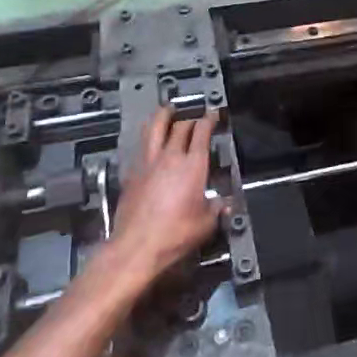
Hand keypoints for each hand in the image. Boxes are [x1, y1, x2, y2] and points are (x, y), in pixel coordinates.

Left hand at [109, 106, 224, 283]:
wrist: (137, 246)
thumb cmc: (175, 234)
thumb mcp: (206, 223)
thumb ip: (217, 209)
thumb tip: (224, 205)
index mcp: (193, 165)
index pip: (201, 132)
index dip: (209, 119)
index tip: (212, 114)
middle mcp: (170, 157)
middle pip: (179, 126)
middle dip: (188, 118)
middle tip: (194, 117)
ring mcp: (148, 163)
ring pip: (154, 128)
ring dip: (162, 117)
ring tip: (167, 111)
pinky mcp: (132, 173)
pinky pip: (141, 147)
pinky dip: (148, 138)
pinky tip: (149, 142)